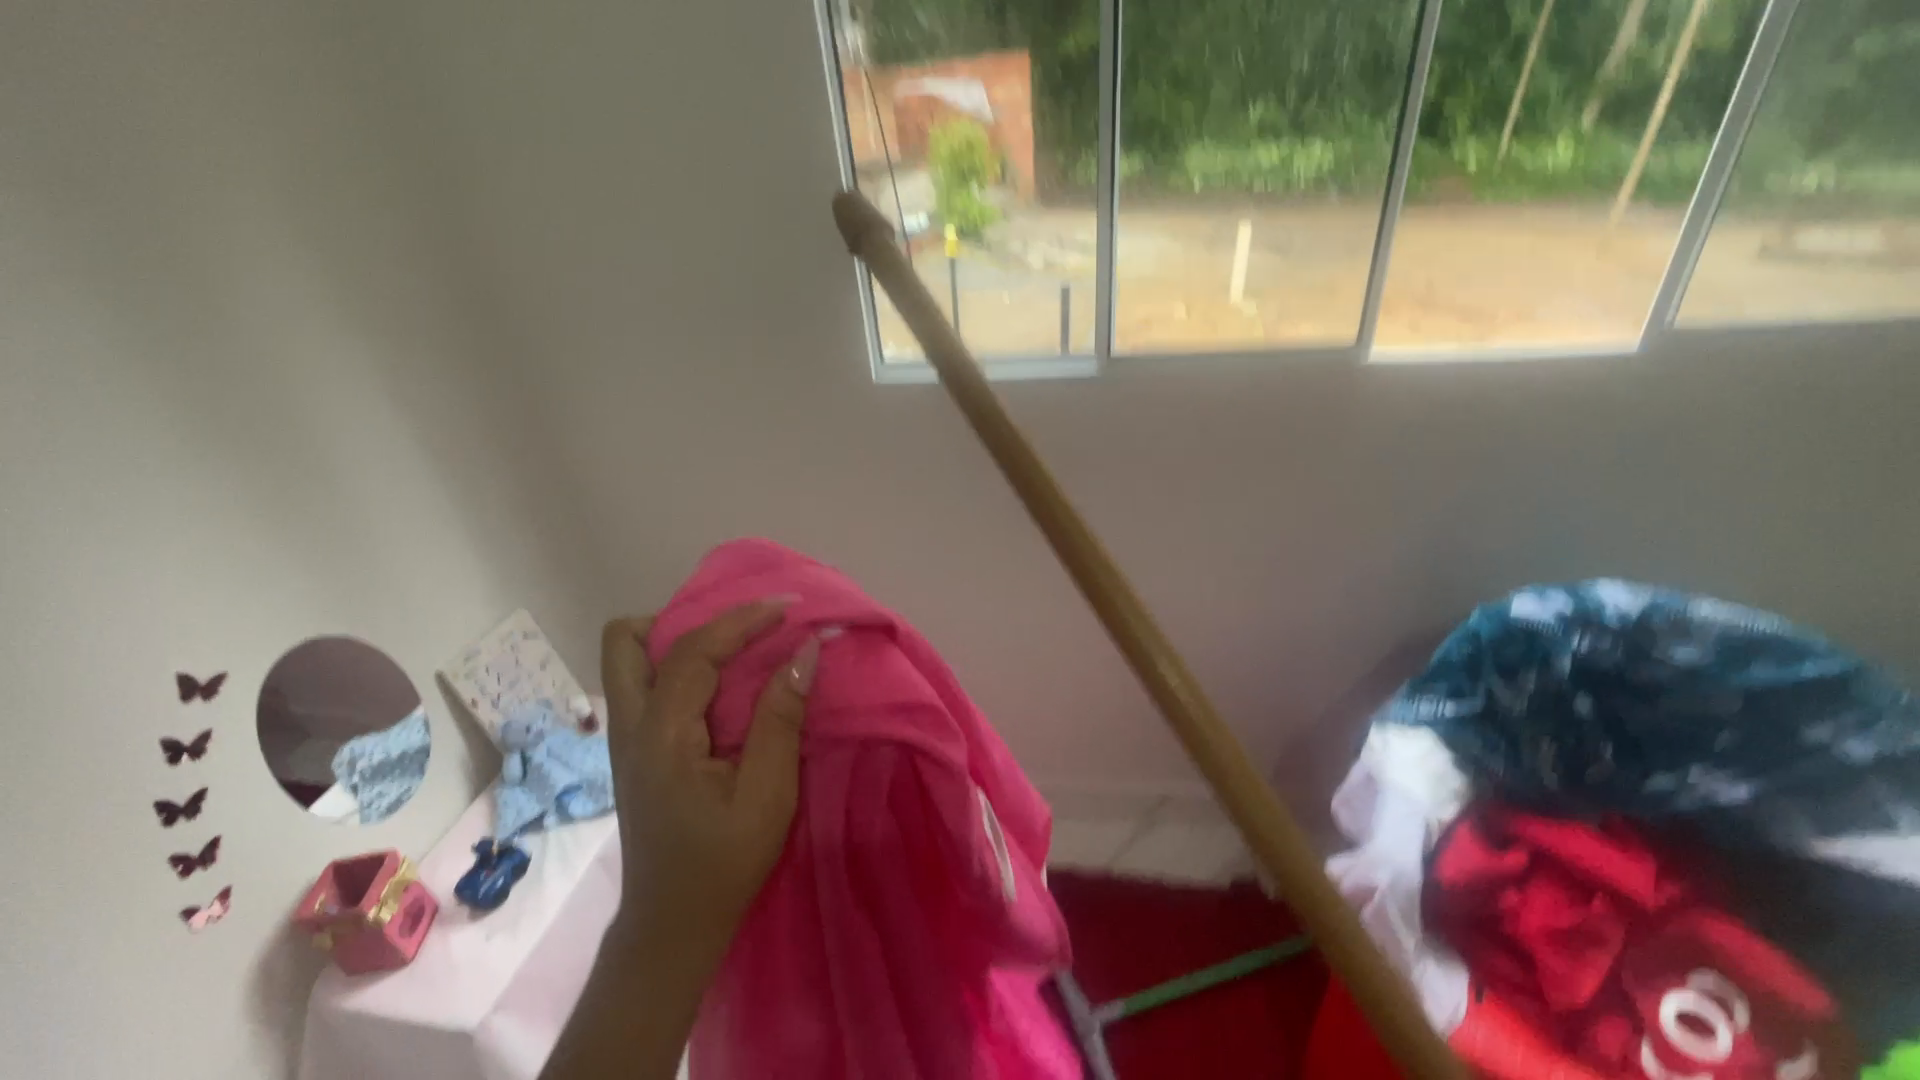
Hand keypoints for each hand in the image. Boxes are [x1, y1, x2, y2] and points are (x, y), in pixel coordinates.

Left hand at [599, 601, 818, 940]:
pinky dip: (678, 667)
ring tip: (732, 652)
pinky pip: (644, 685)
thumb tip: (804, 652)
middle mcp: (630, 727)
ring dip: (675, 641)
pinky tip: (720, 687)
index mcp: (661, 735)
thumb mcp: (767, 795)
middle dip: (682, 619)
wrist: (673, 923)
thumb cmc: (724, 863)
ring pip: (628, 661)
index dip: (740, 620)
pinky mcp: (634, 751)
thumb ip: (780, 719)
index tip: (787, 606)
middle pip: (626, 640)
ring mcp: (625, 739)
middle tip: (740, 631)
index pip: (691, 652)